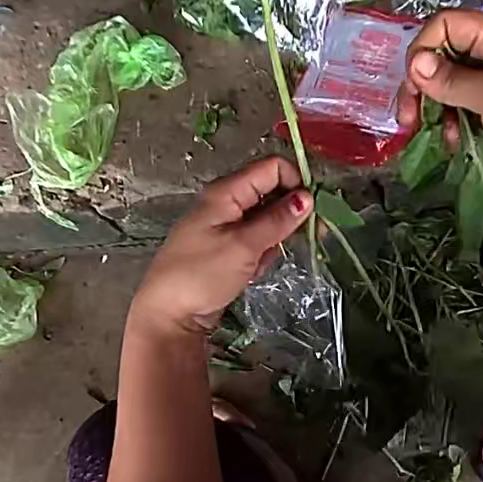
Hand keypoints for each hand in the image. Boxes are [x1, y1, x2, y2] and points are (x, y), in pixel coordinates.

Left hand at [130, 156, 310, 337]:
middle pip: (272, 191)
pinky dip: (264, 252)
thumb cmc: (202, 275)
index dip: (296, 182)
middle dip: (292, 212)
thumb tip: (308, 197)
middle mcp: (227, 202)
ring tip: (265, 260)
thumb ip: (277, 220)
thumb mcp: (244, 246)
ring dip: (277, 238)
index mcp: (226, 192)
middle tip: (311, 237)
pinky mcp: (229, 246)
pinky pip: (258, 239)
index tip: (313, 209)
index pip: (272, 168)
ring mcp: (227, 225)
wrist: (169, 313)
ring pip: (268, 218)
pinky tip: (254, 270)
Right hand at [396, 9, 482, 192]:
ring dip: (436, 113)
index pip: (448, 25)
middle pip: (443, 60)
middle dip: (422, 87)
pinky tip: (454, 146)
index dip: (424, 49)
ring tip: (441, 138)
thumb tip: (416, 63)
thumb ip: (455, 80)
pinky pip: (463, 117)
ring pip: (449, 92)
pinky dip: (452, 129)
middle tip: (409, 119)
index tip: (414, 83)